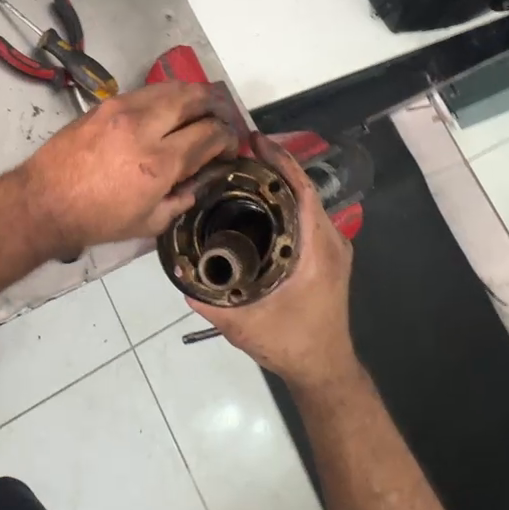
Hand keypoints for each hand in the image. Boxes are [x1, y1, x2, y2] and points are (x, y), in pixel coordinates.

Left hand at [14, 82, 237, 259]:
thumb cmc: (97, 219)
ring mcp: (123, 109)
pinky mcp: (106, 103)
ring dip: (194, 95)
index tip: (230, 147)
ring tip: (202, 109)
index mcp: (159, 162)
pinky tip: (169, 110)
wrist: (45, 200)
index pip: (210, 133)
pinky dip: (166, 96)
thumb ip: (182, 199)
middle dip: (218, 107)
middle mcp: (144, 127)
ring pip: (172, 87)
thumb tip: (201, 179)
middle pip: (196, 98)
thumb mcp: (148, 222)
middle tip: (223, 119)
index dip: (228, 138)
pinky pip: (147, 91)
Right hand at [188, 133, 358, 391]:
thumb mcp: (246, 325)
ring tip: (243, 167)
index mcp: (317, 249)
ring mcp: (330, 246)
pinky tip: (256, 199)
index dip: (280, 162)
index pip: (302, 191)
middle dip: (273, 164)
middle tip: (238, 149)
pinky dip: (283, 198)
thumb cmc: (292, 344)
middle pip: (304, 188)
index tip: (254, 140)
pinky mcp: (325, 253)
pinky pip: (305, 214)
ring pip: (306, 199)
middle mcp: (329, 241)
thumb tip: (178, 274)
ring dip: (279, 180)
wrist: (324, 369)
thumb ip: (211, 302)